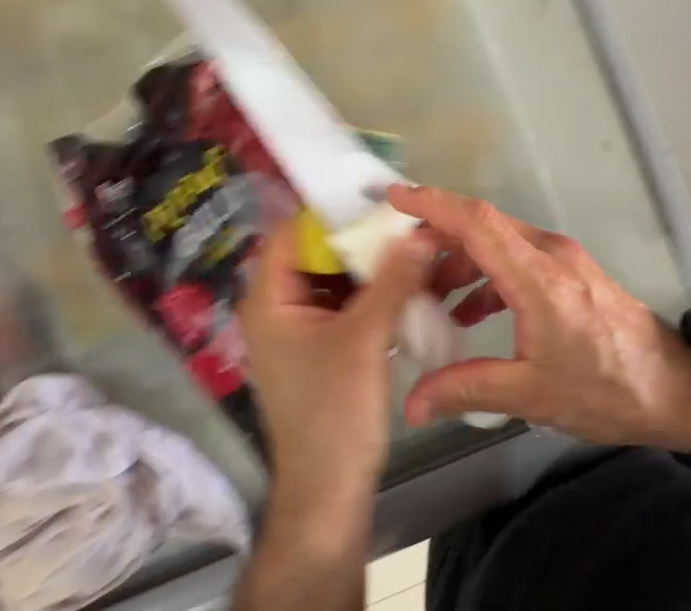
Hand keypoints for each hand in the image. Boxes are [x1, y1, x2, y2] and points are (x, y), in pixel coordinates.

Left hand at [236, 219, 433, 502]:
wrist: (328, 492)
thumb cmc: (335, 414)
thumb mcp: (366, 339)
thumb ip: (393, 280)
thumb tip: (421, 231)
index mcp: (268, 300)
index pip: (292, 232)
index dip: (331, 212)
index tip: (378, 198)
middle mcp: (276, 308)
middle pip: (316, 254)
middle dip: (360, 239)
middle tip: (405, 223)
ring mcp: (298, 329)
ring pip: (334, 280)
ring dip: (370, 267)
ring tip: (413, 249)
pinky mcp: (320, 348)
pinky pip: (344, 305)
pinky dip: (372, 294)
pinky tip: (407, 286)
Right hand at [387, 184, 690, 451]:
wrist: (676, 390)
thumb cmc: (606, 389)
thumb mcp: (532, 394)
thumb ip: (468, 388)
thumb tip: (412, 403)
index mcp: (538, 277)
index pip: (477, 222)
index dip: (432, 205)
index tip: (393, 198)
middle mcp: (550, 254)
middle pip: (483, 226)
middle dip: (436, 238)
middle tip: (398, 263)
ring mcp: (564, 260)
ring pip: (499, 243)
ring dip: (461, 262)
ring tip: (428, 298)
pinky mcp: (572, 274)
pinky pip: (517, 259)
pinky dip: (487, 276)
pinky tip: (470, 313)